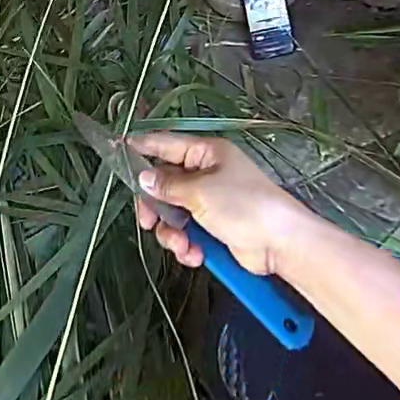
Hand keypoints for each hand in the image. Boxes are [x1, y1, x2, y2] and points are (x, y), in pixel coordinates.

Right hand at [130, 132, 299, 276]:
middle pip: (164, 184)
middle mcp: (206, 173)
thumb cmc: (245, 206)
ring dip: (172, 233)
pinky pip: (186, 232)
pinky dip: (187, 245)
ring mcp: (210, 201)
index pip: (165, 144)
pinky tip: (195, 254)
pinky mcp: (213, 227)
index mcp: (206, 153)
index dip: (141, 147)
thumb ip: (168, 186)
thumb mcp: (202, 192)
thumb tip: (143, 177)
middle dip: (156, 207)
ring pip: (173, 213)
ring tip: (182, 246)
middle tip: (148, 221)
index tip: (117, 150)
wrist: (282, 244)